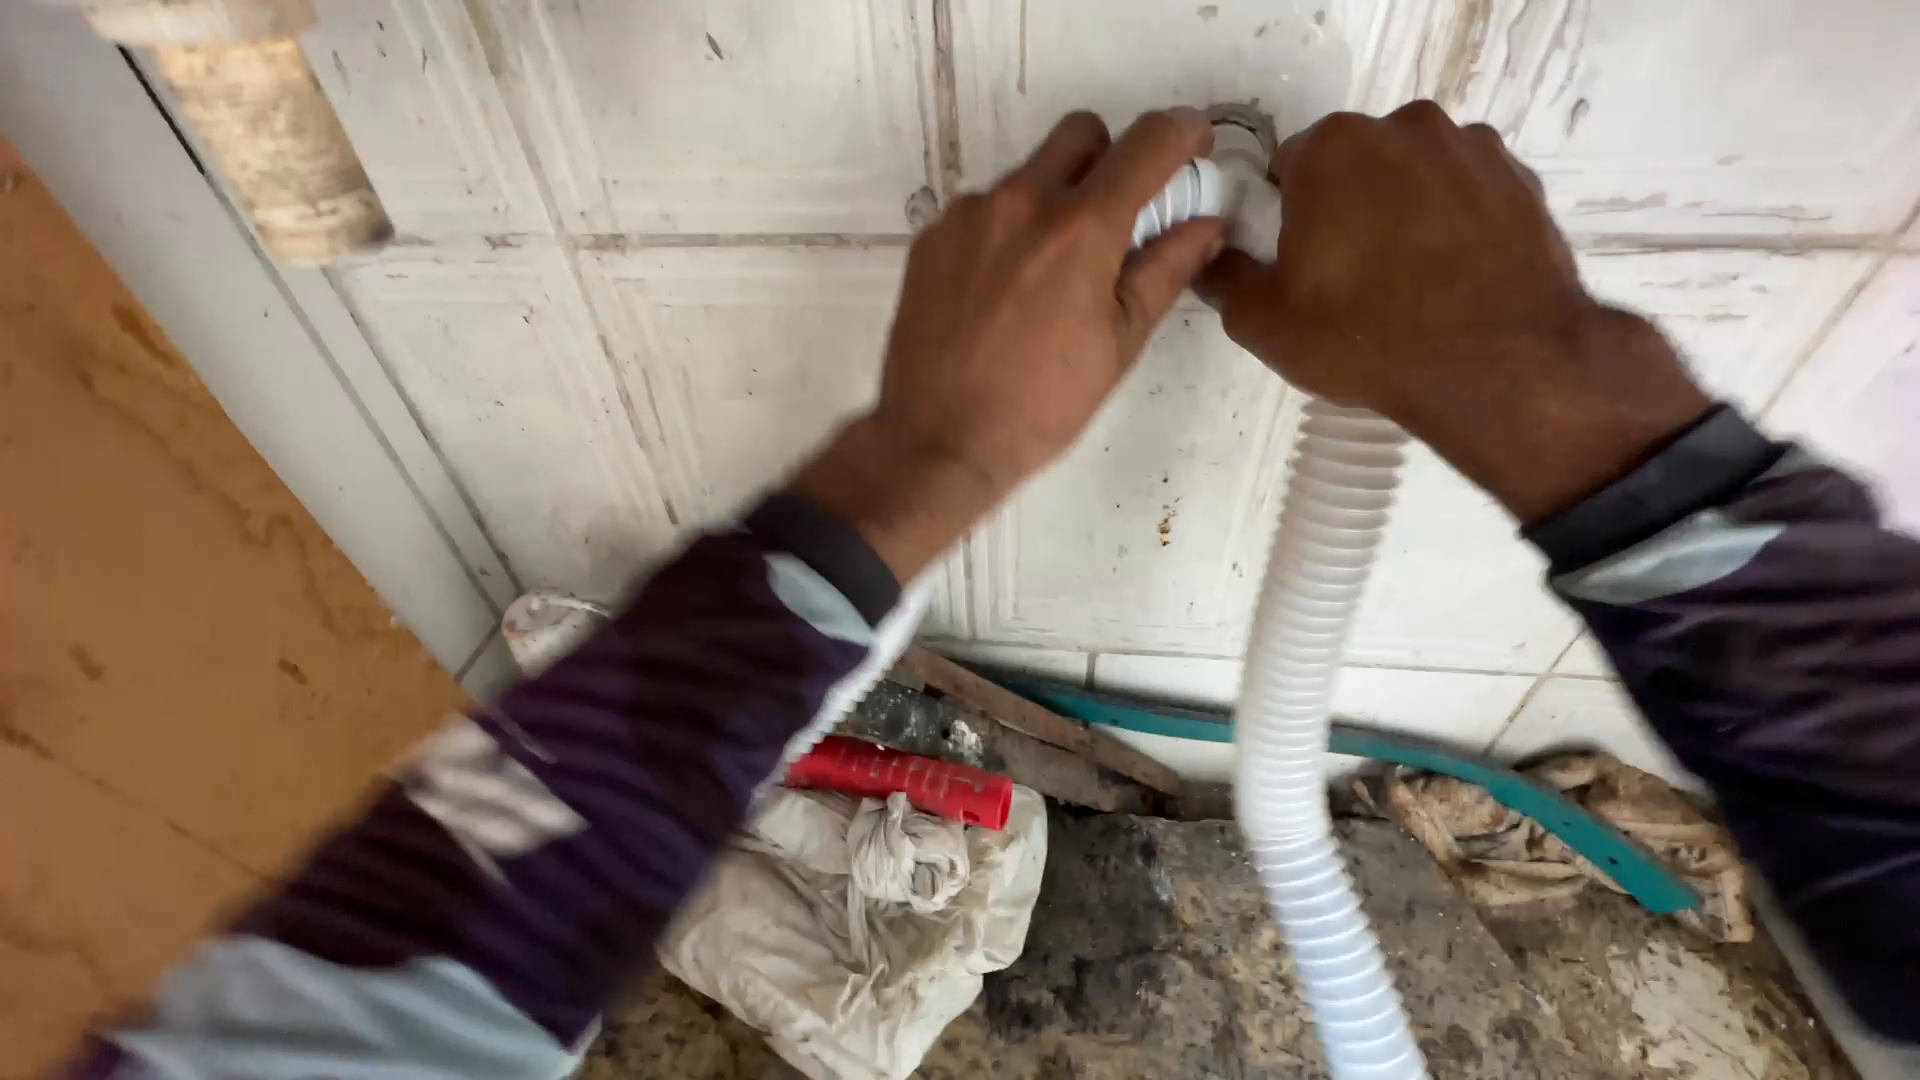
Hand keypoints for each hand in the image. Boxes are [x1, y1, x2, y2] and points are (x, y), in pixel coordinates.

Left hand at [793, 109, 1225, 578]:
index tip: (1191, 151)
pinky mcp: (931, 238)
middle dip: (1110, 164)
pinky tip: (999, 294)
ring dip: (1052, 204)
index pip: (1149, 141)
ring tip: (1046, 280)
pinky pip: (983, 211)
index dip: (1183, 134)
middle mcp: (1020, 201)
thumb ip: (1164, 272)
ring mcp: (968, 215)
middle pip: (1082, 136)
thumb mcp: (1118, 345)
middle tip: (1113, 224)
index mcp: (1080, 228)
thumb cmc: (1040, 406)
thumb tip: (1204, 224)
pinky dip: (1005, 233)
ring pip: (1027, 176)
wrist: (940, 439)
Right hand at [1200, 100, 1709, 523]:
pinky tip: (1444, 282)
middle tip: (1340, 279)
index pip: (1284, 169)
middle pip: (1351, 167)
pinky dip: (1447, 228)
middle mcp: (1405, 127)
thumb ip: (1223, 278)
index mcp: (1332, 148)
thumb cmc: (1359, 332)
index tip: (1289, 263)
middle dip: (1340, 210)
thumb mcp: (1259, 321)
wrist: (1492, 362)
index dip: (1278, 219)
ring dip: (1395, 215)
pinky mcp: (1521, 182)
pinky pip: (1462, 198)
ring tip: (1399, 285)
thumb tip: (1213, 259)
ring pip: (1409, 179)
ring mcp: (1472, 150)